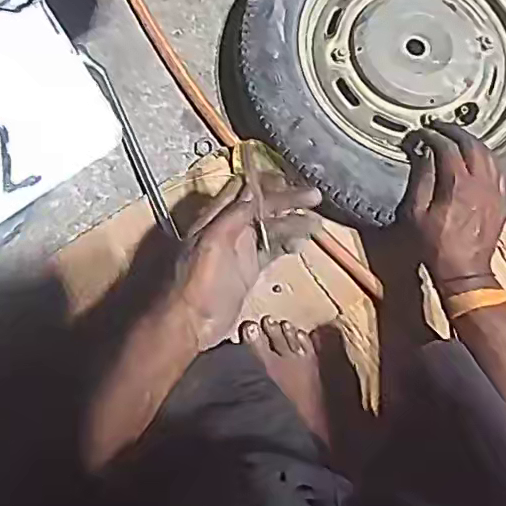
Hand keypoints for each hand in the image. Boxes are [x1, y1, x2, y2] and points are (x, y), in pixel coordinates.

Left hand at [174, 176, 320, 346]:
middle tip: (314, 198)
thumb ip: (233, 215)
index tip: (291, 182)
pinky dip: (288, 243)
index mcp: (218, 215)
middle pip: (263, 205)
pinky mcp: (250, 267)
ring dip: (293, 222)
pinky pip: (273, 248)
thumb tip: (254, 190)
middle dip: (288, 199)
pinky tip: (301, 243)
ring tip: (316, 223)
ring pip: (272, 226)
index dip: (268, 183)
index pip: (246, 189)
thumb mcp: (212, 242)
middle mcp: (231, 226)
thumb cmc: (197, 281)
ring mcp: (242, 246)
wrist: (189, 323)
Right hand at [397, 123, 505, 285]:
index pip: (447, 147)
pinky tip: (475, 157)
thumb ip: (421, 178)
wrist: (465, 271)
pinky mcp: (501, 200)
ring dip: (472, 141)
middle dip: (454, 131)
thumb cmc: (435, 245)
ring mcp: (495, 191)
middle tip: (439, 126)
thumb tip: (423, 152)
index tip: (422, 132)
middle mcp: (481, 184)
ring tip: (456, 137)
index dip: (432, 135)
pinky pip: (497, 169)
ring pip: (489, 154)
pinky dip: (485, 156)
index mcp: (458, 185)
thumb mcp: (416, 212)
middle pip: (472, 144)